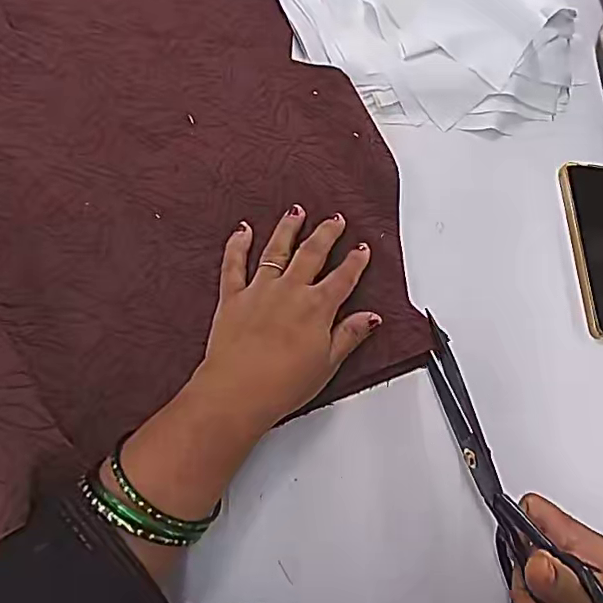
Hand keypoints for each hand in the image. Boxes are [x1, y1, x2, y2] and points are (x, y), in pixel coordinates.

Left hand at [186, 205, 381, 433]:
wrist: (236, 391)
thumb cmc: (282, 384)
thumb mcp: (328, 363)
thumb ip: (349, 335)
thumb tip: (370, 318)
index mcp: (317, 307)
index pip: (343, 277)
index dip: (355, 261)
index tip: (362, 249)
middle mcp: (290, 291)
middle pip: (312, 253)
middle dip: (326, 234)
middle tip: (335, 220)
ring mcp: (260, 290)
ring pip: (277, 249)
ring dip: (288, 228)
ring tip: (296, 211)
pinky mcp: (233, 298)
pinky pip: (234, 264)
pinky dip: (238, 245)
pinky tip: (243, 230)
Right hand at [510, 493, 602, 602]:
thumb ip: (566, 584)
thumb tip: (533, 562)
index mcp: (582, 543)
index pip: (532, 512)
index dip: (516, 532)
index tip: (518, 567)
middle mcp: (580, 554)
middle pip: (528, 553)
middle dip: (527, 588)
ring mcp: (583, 577)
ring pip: (538, 581)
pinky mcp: (587, 601)